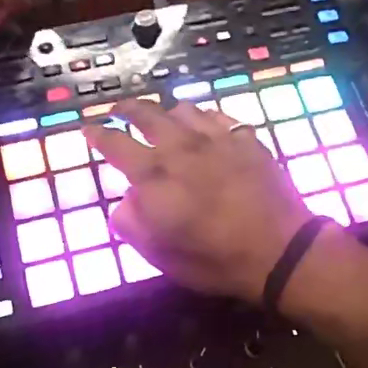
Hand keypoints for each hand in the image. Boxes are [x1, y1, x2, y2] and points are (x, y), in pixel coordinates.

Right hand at [86, 101, 322, 302]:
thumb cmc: (212, 258)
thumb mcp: (159, 254)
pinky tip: (203, 125)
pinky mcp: (246, 141)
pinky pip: (217, 117)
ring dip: (164, 111)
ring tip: (161, 118)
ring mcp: (217, 140)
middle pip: (147, 114)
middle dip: (127, 109)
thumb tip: (123, 202)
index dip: (98, 135)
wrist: (279, 251)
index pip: (116, 145)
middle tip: (117, 109)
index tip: (88, 129)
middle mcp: (181, 148)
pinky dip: (201, 117)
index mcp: (154, 176)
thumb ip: (132, 224)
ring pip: (183, 109)